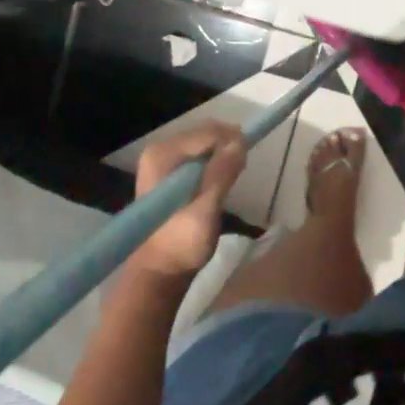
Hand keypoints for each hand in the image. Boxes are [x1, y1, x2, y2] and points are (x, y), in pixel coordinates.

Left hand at [126, 122, 246, 280]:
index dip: (233, 142)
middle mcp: (160, 150)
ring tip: (229, 182)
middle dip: (227, 148)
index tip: (245, 165)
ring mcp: (163, 159)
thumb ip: (221, 174)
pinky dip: (214, 164)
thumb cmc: (180, 244)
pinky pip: (200, 155)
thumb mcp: (205, 211)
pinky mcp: (168, 170)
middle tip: (238, 175)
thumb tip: (240, 140)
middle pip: (207, 133)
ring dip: (223, 157)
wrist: (158, 271)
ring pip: (206, 143)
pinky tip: (216, 185)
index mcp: (163, 155)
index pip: (209, 132)